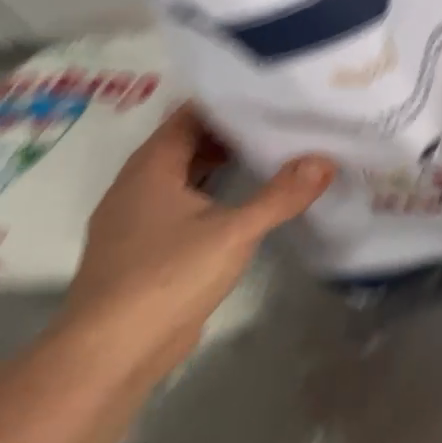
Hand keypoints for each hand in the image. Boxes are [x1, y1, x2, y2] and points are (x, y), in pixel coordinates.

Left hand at [57, 108, 335, 385]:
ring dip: (224, 163)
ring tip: (279, 152)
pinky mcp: (151, 247)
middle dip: (231, 132)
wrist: (114, 347)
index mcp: (148, 176)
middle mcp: (136, 192)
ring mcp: (139, 222)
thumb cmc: (168, 276)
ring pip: (185, 176)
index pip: (184, 122)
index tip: (270, 94)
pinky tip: (253, 198)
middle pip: (184, 147)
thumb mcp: (235, 231)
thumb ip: (281, 195)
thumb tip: (325, 160)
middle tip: (286, 120)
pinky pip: (187, 202)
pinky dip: (218, 191)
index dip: (223, 105)